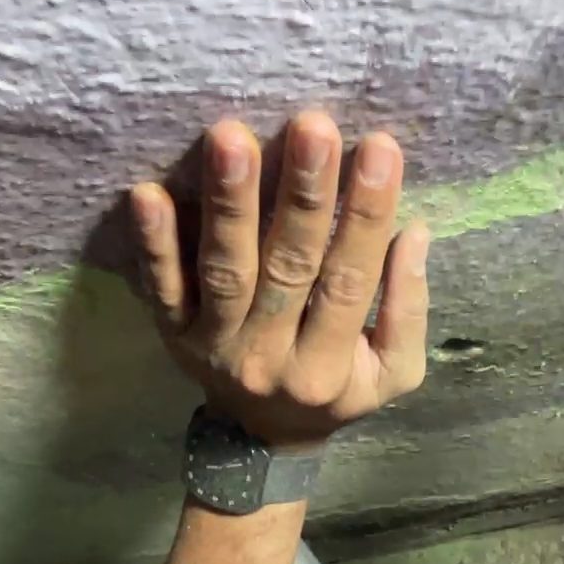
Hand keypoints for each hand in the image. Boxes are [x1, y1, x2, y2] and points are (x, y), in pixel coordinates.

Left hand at [127, 112, 431, 449]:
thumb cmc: (337, 391)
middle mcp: (270, 358)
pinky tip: (148, 194)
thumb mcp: (391, 373)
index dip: (366, 218)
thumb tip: (415, 234)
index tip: (381, 150)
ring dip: (229, 205)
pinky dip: (154, 244)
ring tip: (232, 139)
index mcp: (328, 367)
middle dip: (303, 198)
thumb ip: (409, 311)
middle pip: (289, 269)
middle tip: (313, 126)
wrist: (264, 436)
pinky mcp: (173, 333)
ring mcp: (215, 345)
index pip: (350, 283)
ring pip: (225, 271)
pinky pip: (161, 288)